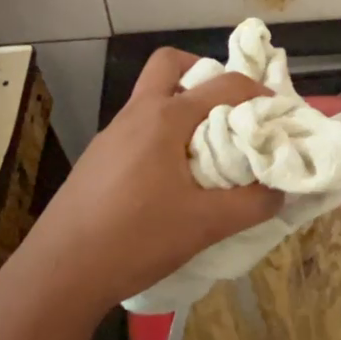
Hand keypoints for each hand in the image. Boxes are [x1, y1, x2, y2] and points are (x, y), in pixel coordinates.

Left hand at [20, 48, 284, 310]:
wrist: (59, 273)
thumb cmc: (135, 238)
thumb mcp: (206, 225)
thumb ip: (252, 204)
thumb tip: (281, 191)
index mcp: (164, 118)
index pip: (223, 84)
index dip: (259, 93)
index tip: (280, 116)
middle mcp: (136, 115)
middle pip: (171, 66)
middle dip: (206, 76)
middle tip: (232, 111)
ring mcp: (111, 136)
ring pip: (152, 98)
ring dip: (185, 109)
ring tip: (211, 152)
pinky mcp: (98, 160)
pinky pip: (139, 129)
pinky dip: (164, 136)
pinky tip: (174, 181)